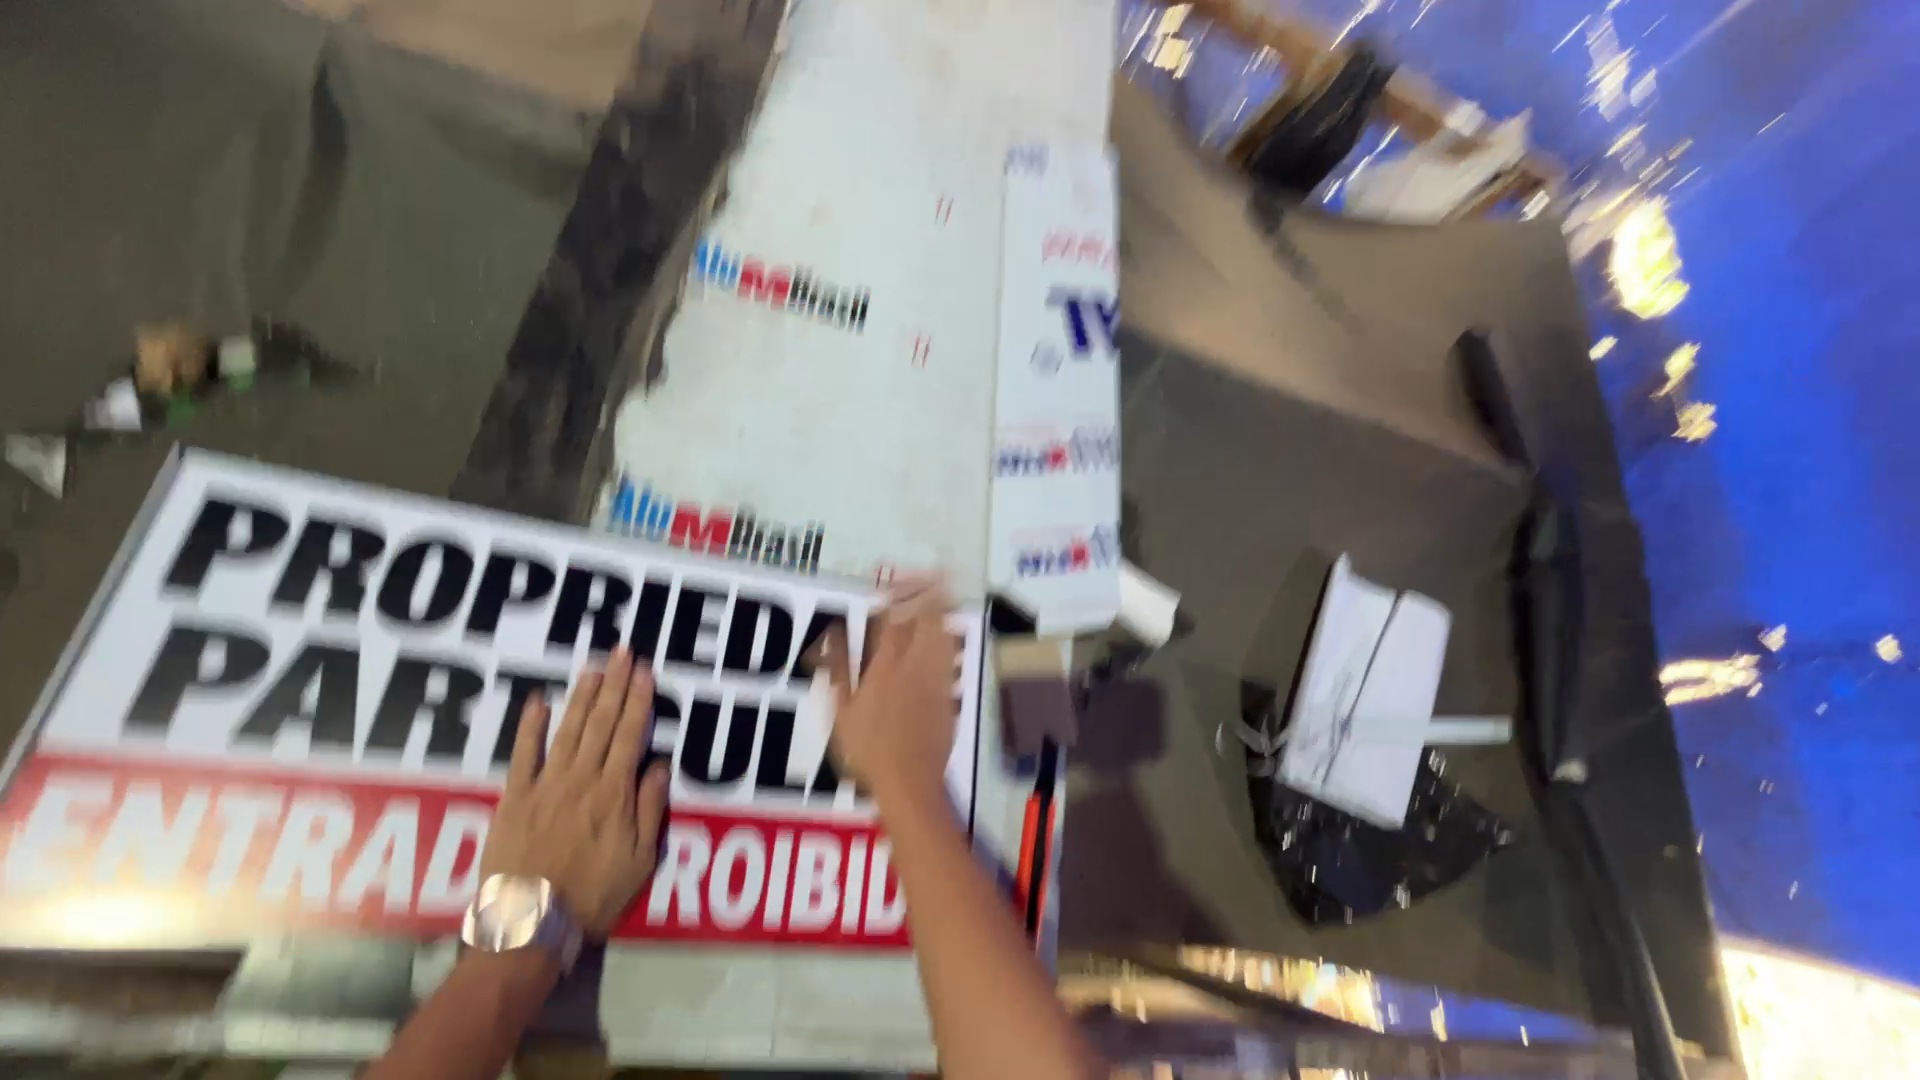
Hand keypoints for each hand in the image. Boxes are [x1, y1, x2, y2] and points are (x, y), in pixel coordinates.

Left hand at [480, 647, 671, 936]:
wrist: (528, 926)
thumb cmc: (593, 896)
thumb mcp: (640, 860)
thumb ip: (650, 809)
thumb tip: (657, 766)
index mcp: (614, 794)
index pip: (631, 735)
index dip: (638, 700)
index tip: (644, 671)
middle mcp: (581, 780)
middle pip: (602, 723)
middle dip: (615, 684)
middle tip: (623, 653)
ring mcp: (545, 786)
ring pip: (568, 731)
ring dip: (582, 696)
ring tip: (594, 668)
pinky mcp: (514, 799)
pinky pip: (522, 756)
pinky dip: (529, 728)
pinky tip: (537, 703)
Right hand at [821, 579, 962, 800]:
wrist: (909, 782)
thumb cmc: (868, 751)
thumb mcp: (842, 712)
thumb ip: (839, 670)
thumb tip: (834, 638)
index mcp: (884, 669)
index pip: (892, 621)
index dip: (894, 596)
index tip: (892, 581)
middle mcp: (914, 668)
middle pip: (926, 621)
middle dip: (930, 594)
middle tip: (933, 575)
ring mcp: (937, 681)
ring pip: (945, 635)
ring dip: (945, 612)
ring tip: (945, 592)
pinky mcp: (951, 696)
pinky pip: (954, 659)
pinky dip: (952, 640)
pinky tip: (951, 634)